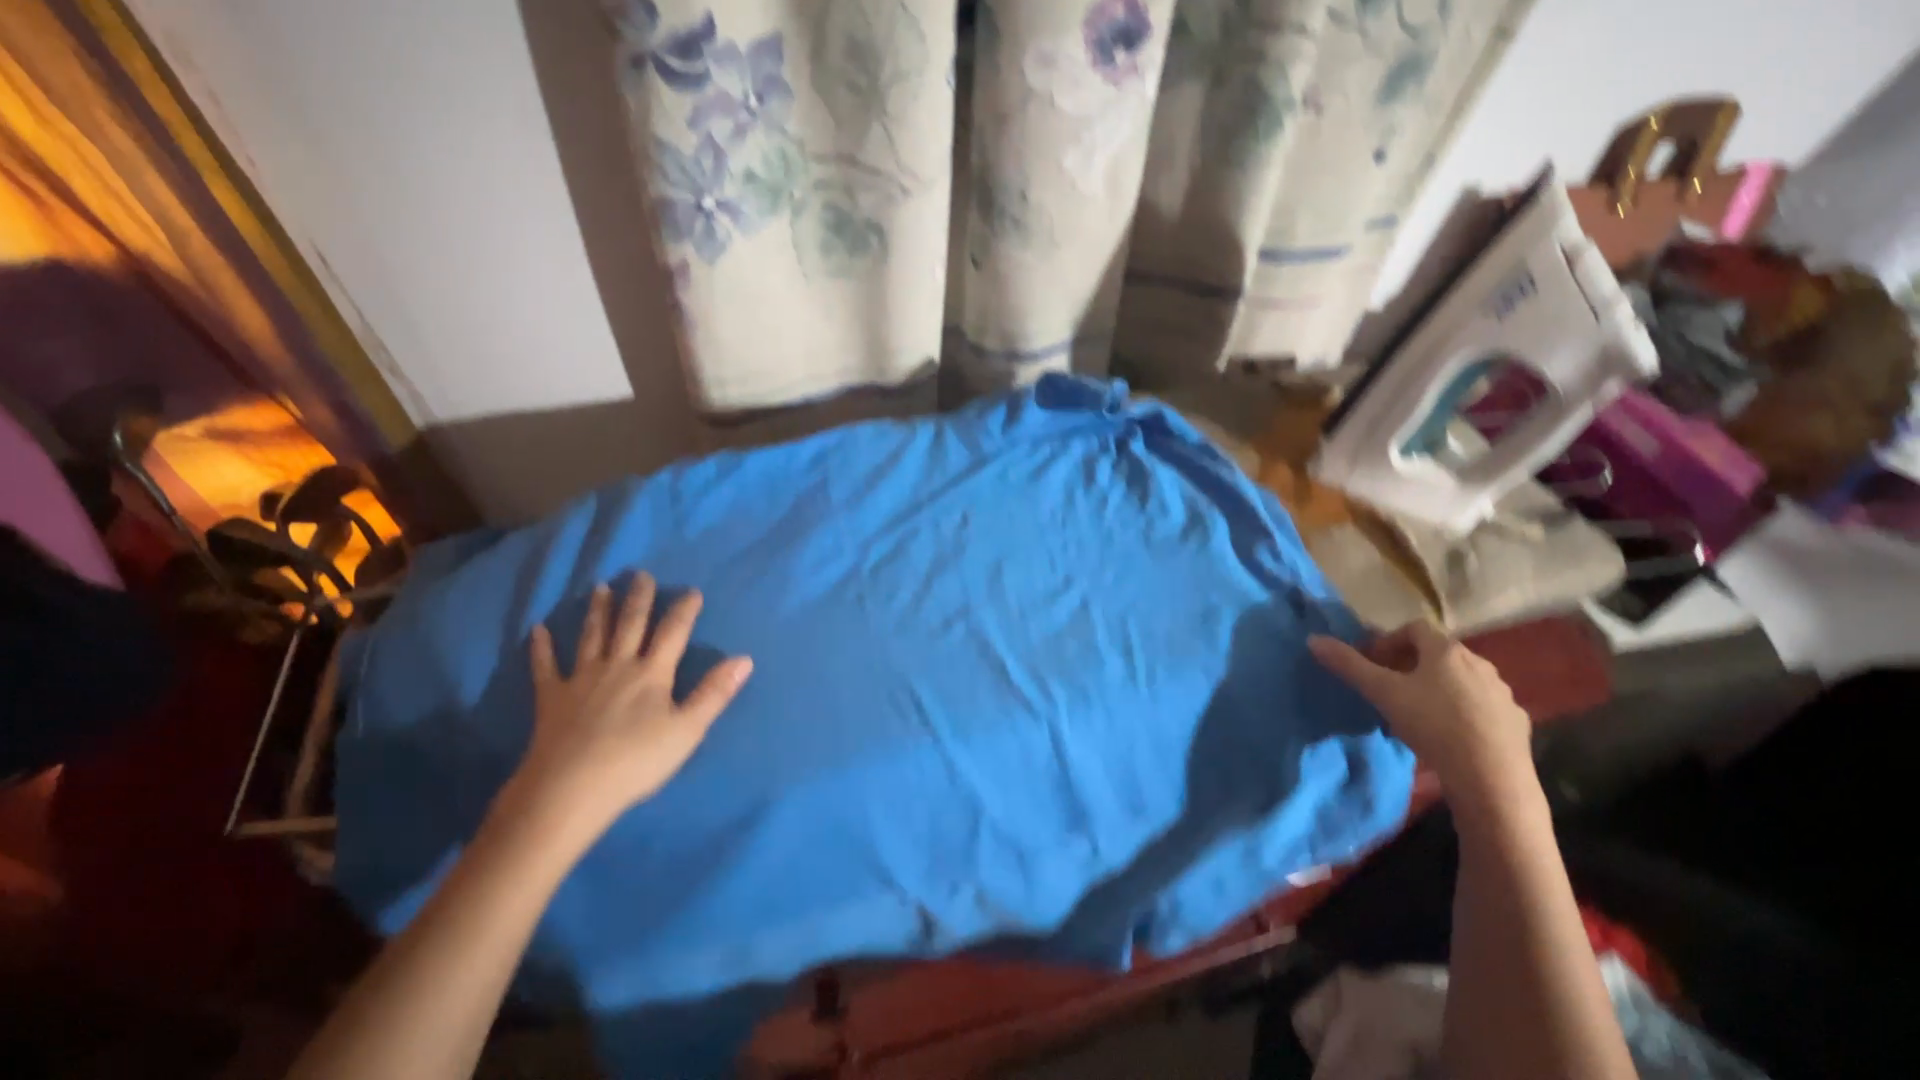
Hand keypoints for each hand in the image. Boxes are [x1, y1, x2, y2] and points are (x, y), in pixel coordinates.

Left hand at [507, 574, 751, 834]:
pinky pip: (546, 666)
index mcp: (652, 674)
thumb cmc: (636, 762)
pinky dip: (542, 646)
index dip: (683, 611)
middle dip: (638, 599)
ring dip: (598, 611)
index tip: (691, 591)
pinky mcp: (551, 697)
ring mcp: (581, 679)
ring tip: (600, 588)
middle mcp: (618, 666)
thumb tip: (744, 658)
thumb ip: (714, 693)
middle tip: (640, 574)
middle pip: (630, 625)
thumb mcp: (687, 730)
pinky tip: (538, 629)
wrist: (571, 787)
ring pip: (592, 636)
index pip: (672, 633)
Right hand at [1308, 622, 1531, 798]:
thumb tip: (1314, 639)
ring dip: (1438, 688)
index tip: (1373, 665)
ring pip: (1461, 680)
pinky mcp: (1515, 720)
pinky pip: (1482, 706)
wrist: (1491, 776)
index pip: (1414, 628)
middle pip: (1438, 653)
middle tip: (1389, 690)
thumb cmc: (1433, 725)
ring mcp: (1501, 691)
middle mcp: (1479, 662)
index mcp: (1446, 650)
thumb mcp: (1383, 694)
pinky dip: (1463, 712)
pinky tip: (1451, 736)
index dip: (1388, 641)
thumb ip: (1349, 666)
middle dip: (1411, 665)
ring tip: (1419, 715)